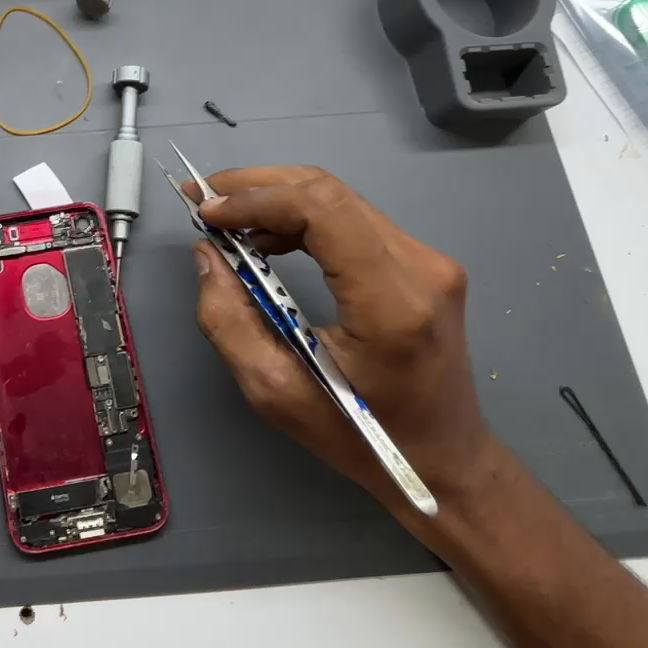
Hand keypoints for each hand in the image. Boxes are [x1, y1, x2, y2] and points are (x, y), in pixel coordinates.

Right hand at [189, 166, 493, 516]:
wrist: (444, 461)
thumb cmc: (361, 438)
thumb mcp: (274, 391)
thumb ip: (228, 319)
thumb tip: (208, 254)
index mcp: (390, 302)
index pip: (321, 210)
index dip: (257, 199)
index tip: (208, 212)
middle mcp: (420, 267)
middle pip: (328, 190)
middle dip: (257, 186)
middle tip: (204, 198)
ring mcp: (427, 260)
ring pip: (338, 196)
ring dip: (276, 197)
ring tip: (227, 219)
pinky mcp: (423, 262)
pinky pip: (351, 217)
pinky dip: (301, 215)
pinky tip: (268, 237)